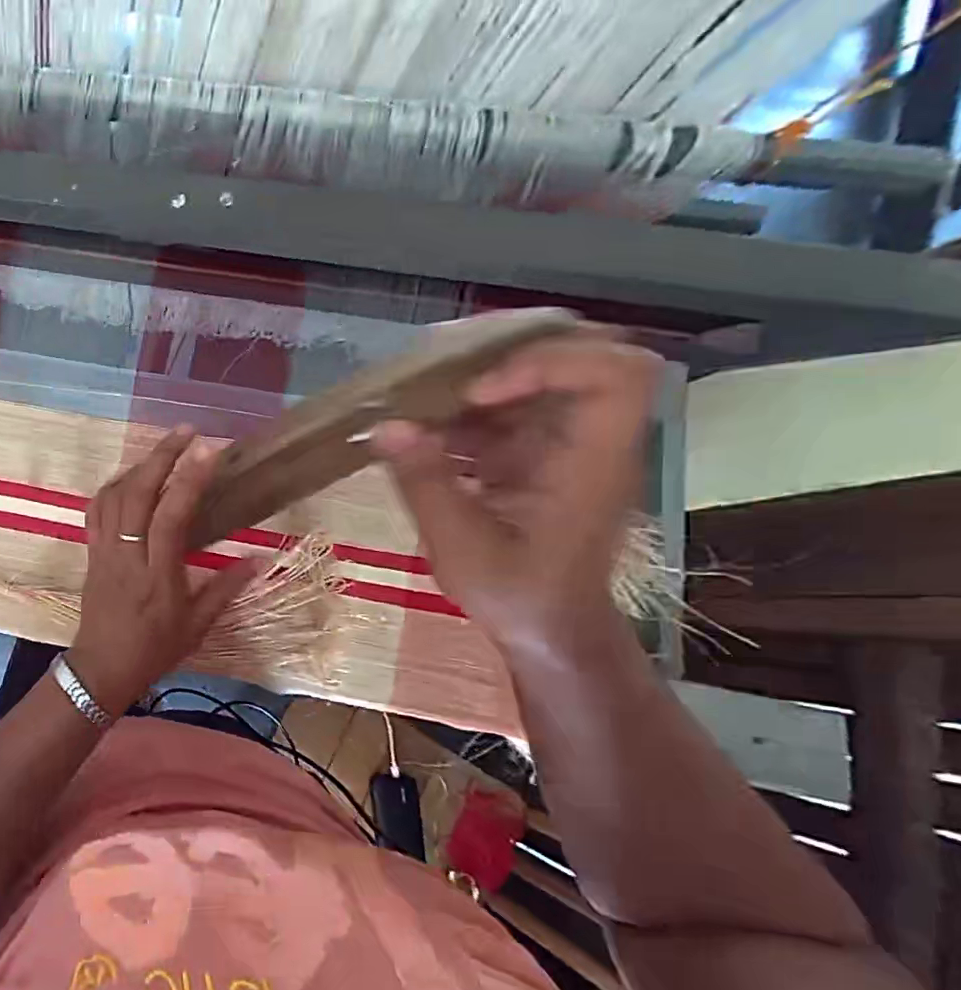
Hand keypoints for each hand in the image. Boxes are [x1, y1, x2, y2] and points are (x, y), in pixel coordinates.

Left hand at [66, 426, 262, 715]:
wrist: (102, 668)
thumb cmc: (153, 650)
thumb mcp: (196, 625)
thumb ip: (225, 589)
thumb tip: (258, 559)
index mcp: (157, 575)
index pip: (170, 517)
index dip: (188, 481)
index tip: (208, 452)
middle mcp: (127, 556)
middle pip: (137, 495)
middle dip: (160, 457)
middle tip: (186, 432)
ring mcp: (103, 552)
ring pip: (113, 497)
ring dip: (137, 466)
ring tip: (162, 449)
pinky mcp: (90, 553)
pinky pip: (96, 511)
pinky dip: (112, 487)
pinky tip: (129, 479)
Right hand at [370, 332, 662, 656]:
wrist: (546, 628)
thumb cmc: (517, 594)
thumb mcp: (460, 546)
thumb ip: (425, 482)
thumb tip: (385, 426)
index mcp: (591, 459)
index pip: (613, 373)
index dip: (547, 362)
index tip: (478, 391)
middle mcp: (586, 439)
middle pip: (581, 356)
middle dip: (510, 350)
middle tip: (444, 362)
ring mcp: (561, 446)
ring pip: (534, 380)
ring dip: (474, 380)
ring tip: (413, 392)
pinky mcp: (533, 458)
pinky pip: (503, 414)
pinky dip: (460, 414)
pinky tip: (416, 430)